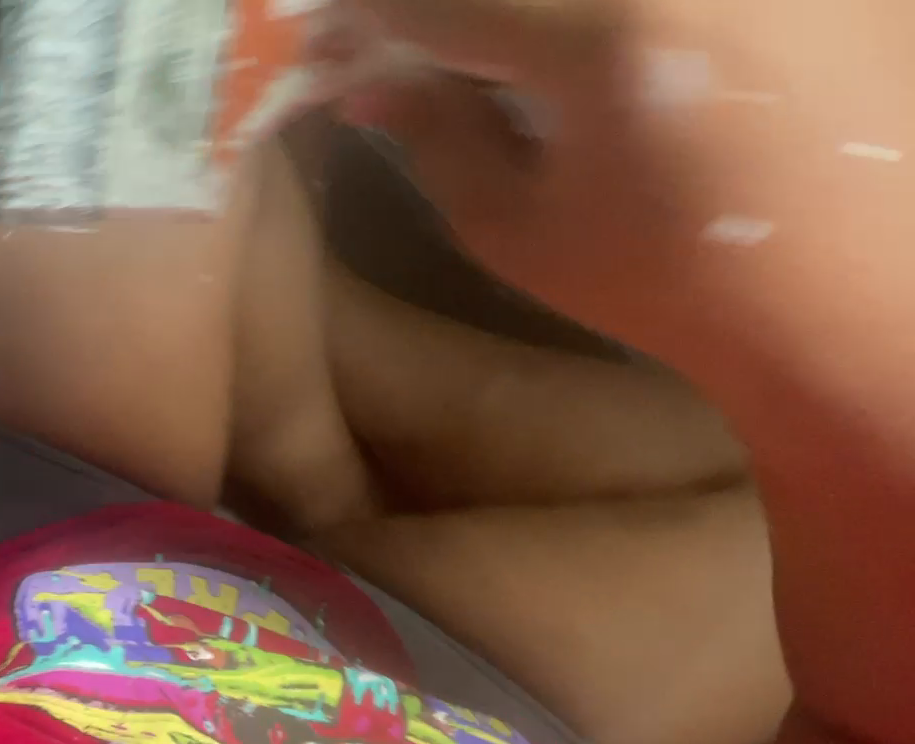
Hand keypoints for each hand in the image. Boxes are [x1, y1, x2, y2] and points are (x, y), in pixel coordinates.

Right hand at [325, 0, 914, 359]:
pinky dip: (575, 23)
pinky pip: (642, 0)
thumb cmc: (650, 276)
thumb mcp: (510, 225)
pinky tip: (559, 61)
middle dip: (443, 14)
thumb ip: (438, 136)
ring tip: (483, 66)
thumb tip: (369, 85)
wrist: (840, 287)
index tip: (330, 35)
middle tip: (408, 56)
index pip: (449, 3)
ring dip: (506, 22)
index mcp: (609, 33)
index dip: (373, 16)